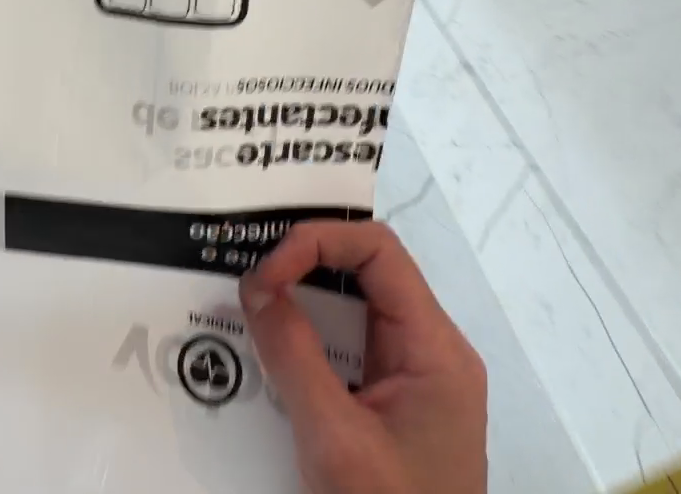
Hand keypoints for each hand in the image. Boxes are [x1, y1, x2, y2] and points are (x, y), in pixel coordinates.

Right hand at [240, 222, 487, 493]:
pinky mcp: (388, 398)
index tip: (265, 274)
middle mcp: (429, 349)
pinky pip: (342, 342)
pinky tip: (265, 345)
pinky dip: (301, 332)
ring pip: (351, 304)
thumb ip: (293, 356)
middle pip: (365, 269)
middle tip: (246, 273)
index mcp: (435, 348)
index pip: (379, 251)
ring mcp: (410, 374)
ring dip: (297, 296)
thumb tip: (254, 285)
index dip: (317, 241)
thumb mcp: (335, 440)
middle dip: (301, 260)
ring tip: (246, 300)